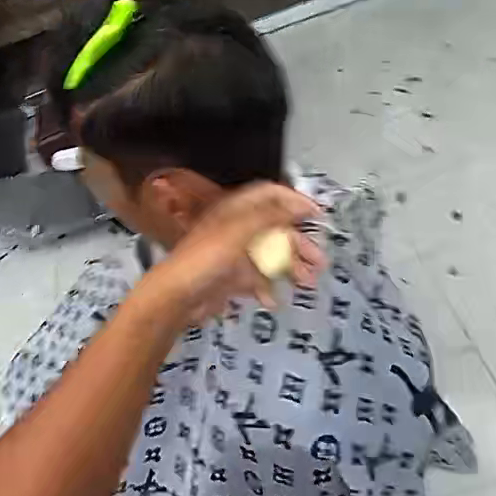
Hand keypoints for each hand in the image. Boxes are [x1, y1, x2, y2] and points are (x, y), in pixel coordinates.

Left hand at [135, 182, 325, 321]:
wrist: (175, 297)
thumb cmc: (205, 259)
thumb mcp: (239, 231)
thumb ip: (271, 216)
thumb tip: (300, 204)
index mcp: (237, 211)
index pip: (270, 195)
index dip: (295, 200)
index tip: (317, 215)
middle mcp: (238, 229)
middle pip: (277, 229)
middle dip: (300, 244)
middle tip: (320, 261)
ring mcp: (236, 254)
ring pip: (271, 256)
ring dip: (291, 268)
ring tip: (307, 283)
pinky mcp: (233, 278)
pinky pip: (258, 279)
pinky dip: (268, 288)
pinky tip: (273, 300)